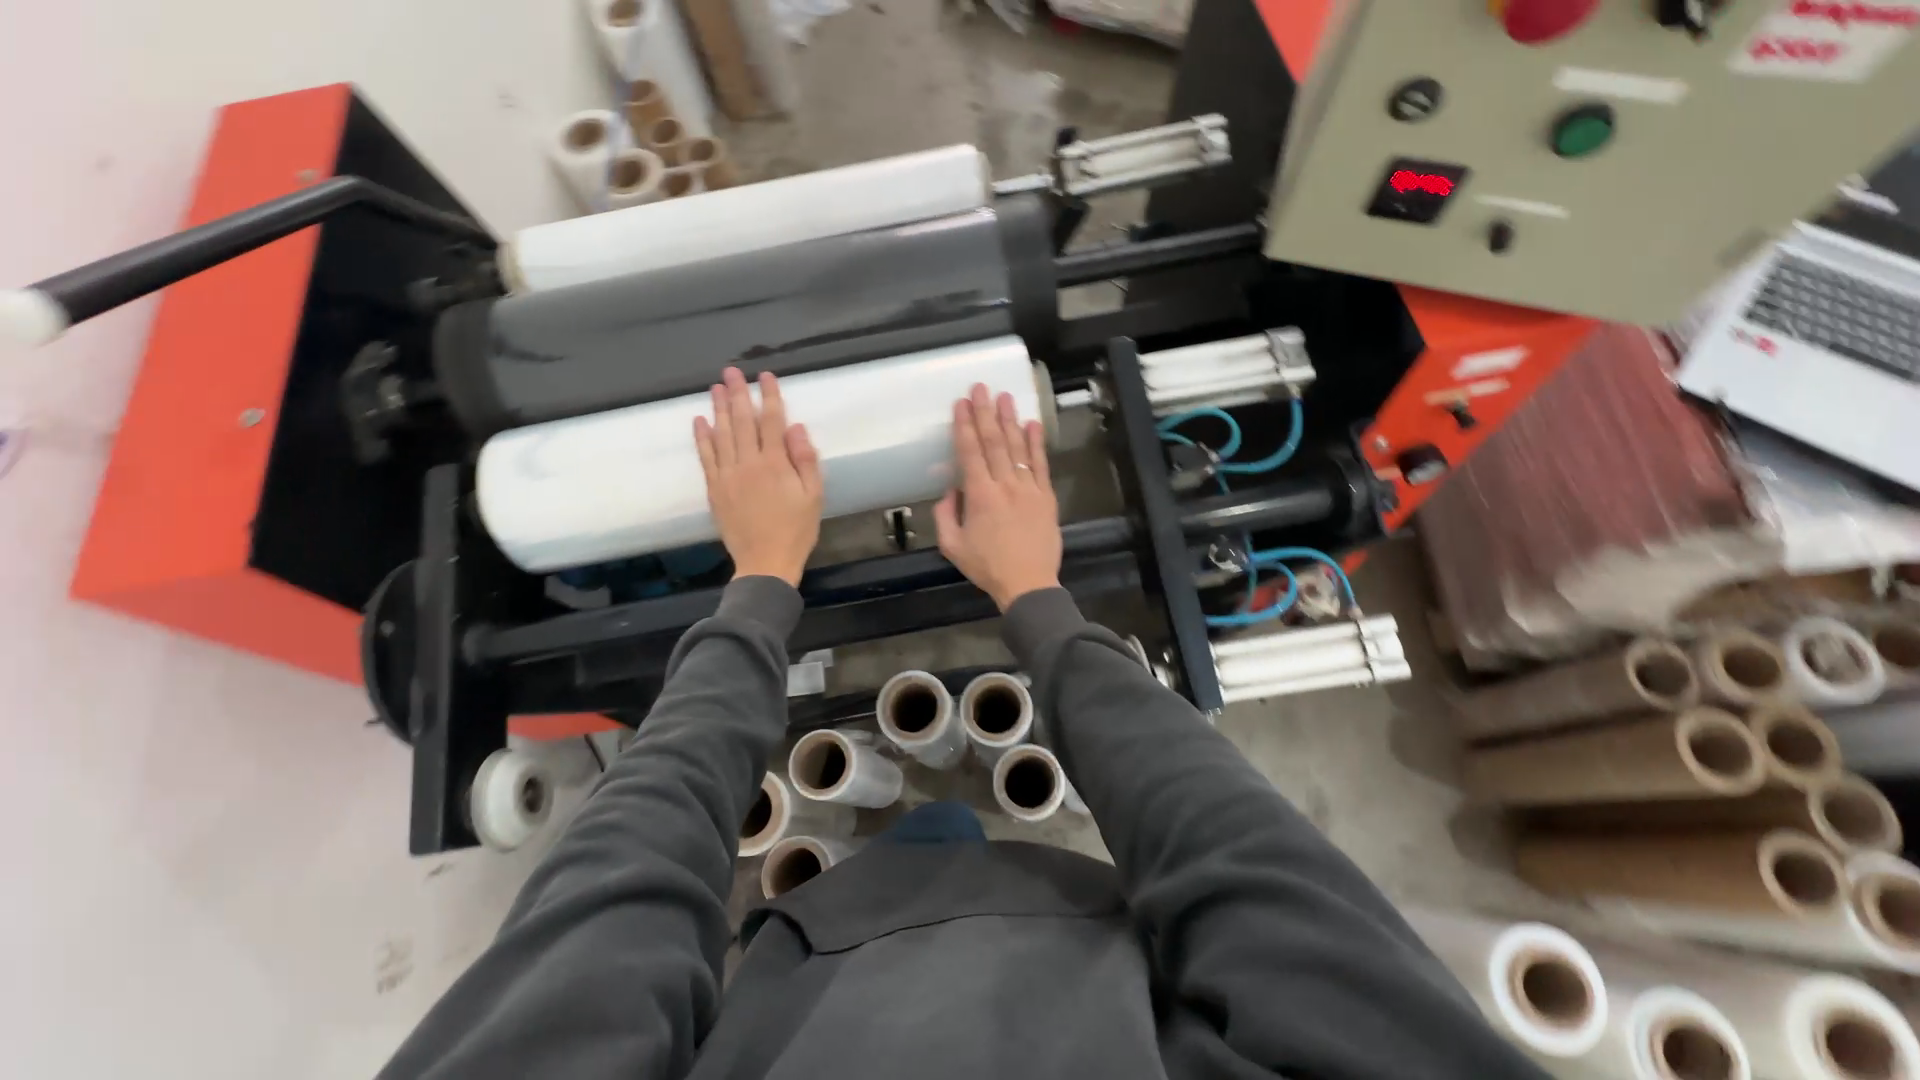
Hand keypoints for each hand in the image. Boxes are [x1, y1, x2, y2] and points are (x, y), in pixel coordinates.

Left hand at [694, 368, 822, 585]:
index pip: (772, 421)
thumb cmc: (796, 530)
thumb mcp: (814, 496)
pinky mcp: (715, 489)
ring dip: (719, 409)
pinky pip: (706, 457)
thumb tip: (796, 428)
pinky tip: (700, 421)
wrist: (765, 562)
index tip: (765, 376)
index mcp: (775, 464)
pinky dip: (702, 438)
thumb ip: (806, 460)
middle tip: (731, 371)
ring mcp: (728, 476)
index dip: (769, 396)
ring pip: (722, 435)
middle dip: (738, 394)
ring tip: (716, 387)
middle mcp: (748, 464)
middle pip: (742, 421)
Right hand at [933, 383, 1061, 611]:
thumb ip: (945, 515)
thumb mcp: (952, 546)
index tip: (961, 403)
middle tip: (981, 387)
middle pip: (994, 442)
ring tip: (1005, 397)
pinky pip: (1041, 465)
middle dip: (986, 412)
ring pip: (1018, 448)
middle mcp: (1004, 485)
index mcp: (979, 495)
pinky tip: (1032, 424)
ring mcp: (1029, 489)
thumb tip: (951, 491)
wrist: (1028, 584)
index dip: (964, 425)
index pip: (969, 452)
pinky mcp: (1047, 497)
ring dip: (1010, 420)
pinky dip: (1037, 443)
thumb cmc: (987, 567)